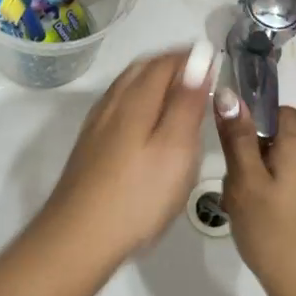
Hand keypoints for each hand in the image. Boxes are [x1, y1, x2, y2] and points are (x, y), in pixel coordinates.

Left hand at [34, 43, 216, 265]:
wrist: (79, 238)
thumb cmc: (137, 195)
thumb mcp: (175, 148)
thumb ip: (188, 102)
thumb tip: (200, 58)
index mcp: (135, 100)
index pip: (164, 62)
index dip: (191, 57)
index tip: (216, 62)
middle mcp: (111, 105)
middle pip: (142, 70)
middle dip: (172, 66)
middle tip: (202, 78)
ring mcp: (96, 127)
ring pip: (127, 89)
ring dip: (155, 83)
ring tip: (181, 99)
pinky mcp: (90, 149)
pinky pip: (119, 109)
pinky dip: (140, 103)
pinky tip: (150, 128)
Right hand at [214, 89, 295, 295]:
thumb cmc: (273, 231)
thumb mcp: (245, 182)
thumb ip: (238, 138)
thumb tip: (230, 94)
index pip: (280, 112)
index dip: (254, 120)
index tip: (231, 145)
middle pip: (279, 142)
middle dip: (251, 156)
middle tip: (232, 186)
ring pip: (282, 169)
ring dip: (258, 181)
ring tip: (240, 210)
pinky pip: (291, 191)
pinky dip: (272, 199)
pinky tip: (257, 225)